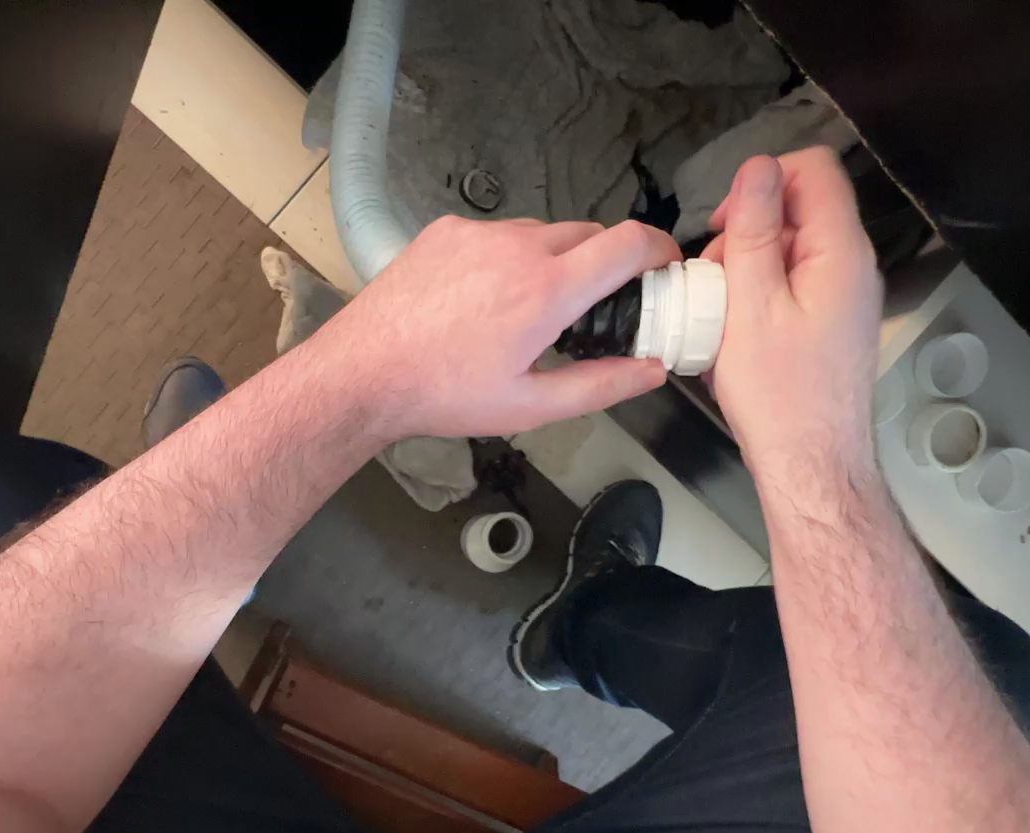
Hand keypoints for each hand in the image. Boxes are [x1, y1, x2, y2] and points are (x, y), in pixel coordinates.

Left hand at [309, 216, 677, 439]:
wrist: (364, 371)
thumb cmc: (447, 395)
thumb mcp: (530, 405)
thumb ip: (600, 385)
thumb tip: (654, 370)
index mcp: (547, 290)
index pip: (628, 242)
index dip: (659, 249)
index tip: (665, 266)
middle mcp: (518, 245)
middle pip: (589, 234)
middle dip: (605, 264)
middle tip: (593, 307)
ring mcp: (478, 232)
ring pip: (543, 232)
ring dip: (555, 260)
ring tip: (531, 308)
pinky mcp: (445, 230)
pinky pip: (498, 233)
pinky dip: (510, 256)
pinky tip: (485, 296)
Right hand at [703, 150, 882, 470]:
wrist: (808, 462)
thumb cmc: (775, 391)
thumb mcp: (751, 305)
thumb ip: (755, 232)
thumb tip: (756, 167)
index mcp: (839, 252)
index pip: (812, 171)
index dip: (761, 184)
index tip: (720, 228)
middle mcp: (852, 267)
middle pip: (798, 214)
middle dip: (745, 237)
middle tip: (710, 285)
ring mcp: (843, 301)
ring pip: (789, 257)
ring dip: (745, 273)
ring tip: (716, 318)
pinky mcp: (829, 329)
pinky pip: (790, 293)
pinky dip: (756, 302)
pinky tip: (732, 338)